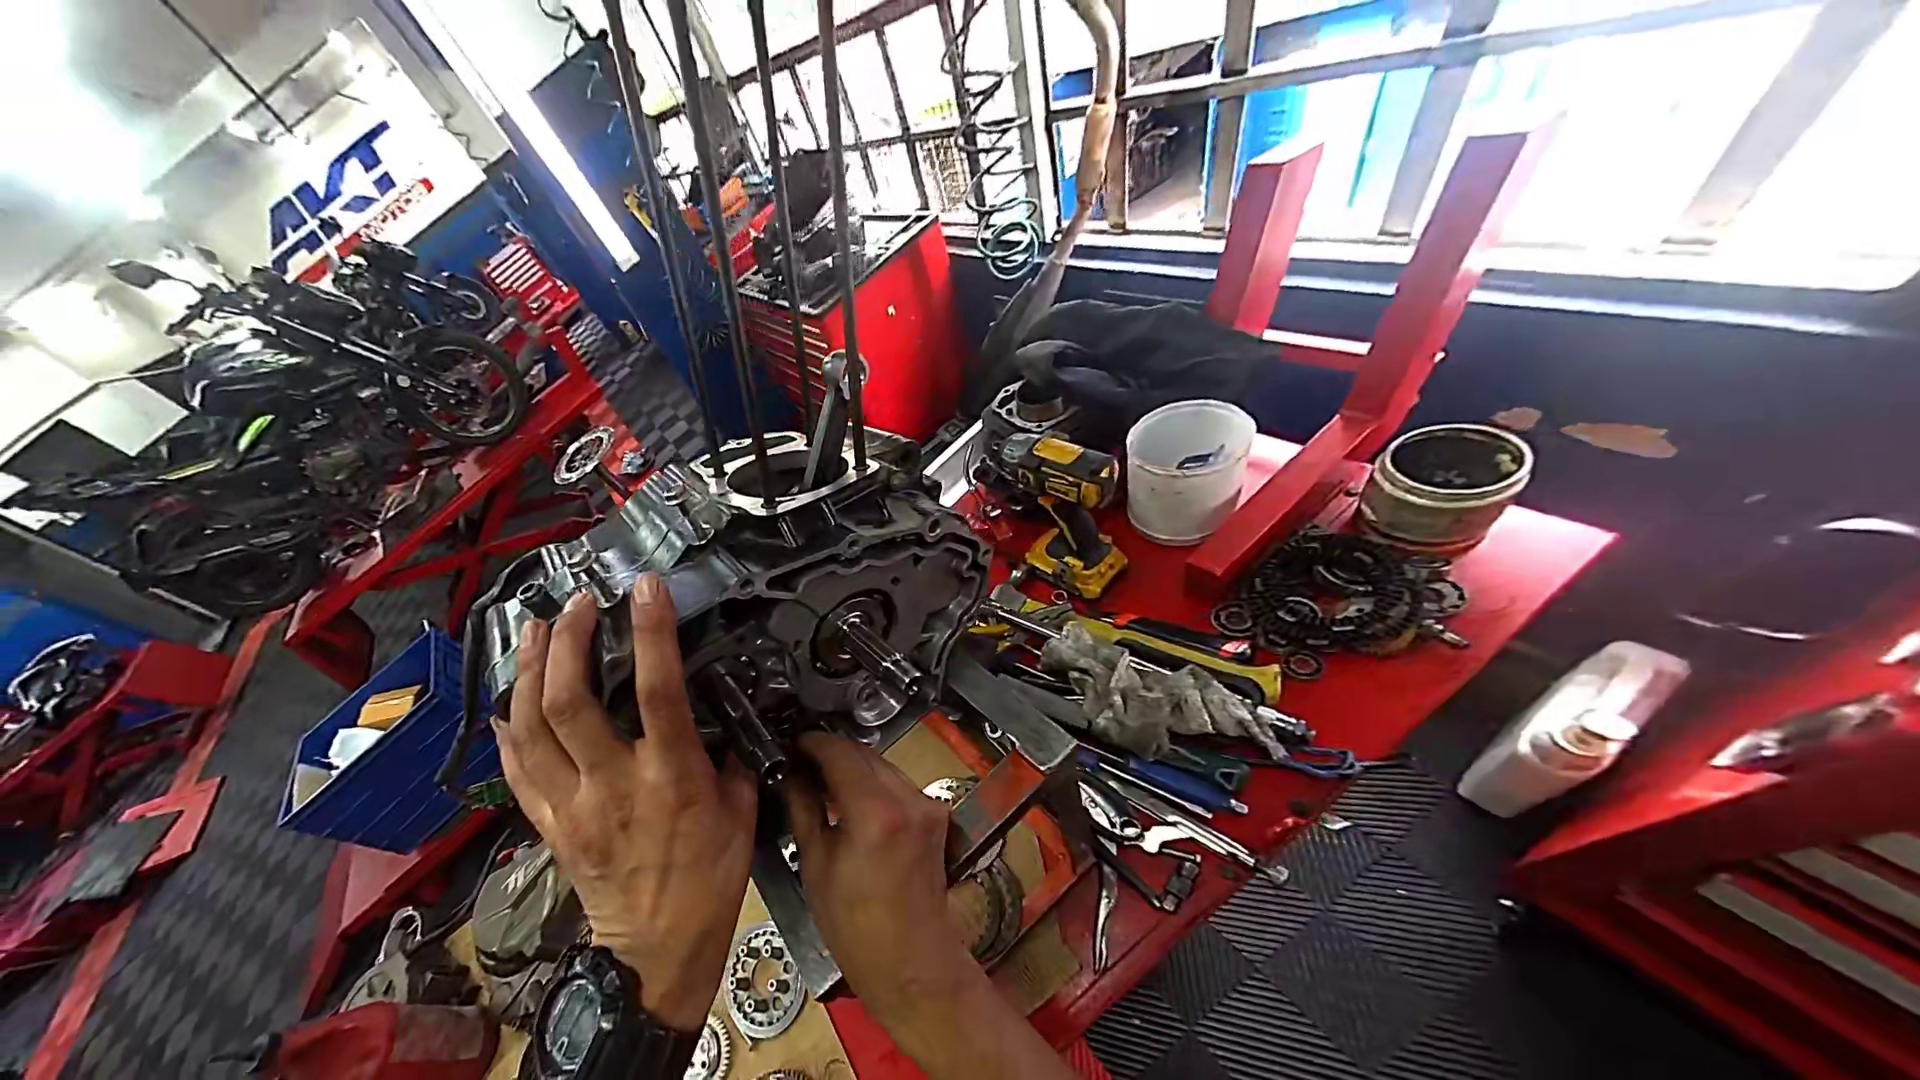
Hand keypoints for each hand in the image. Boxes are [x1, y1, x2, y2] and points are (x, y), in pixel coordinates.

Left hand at [494, 574, 756, 1032]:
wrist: (657, 947)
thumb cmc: (711, 876)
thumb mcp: (742, 808)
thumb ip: (727, 756)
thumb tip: (716, 718)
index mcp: (671, 775)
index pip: (657, 690)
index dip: (650, 632)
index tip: (644, 589)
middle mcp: (613, 782)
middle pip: (571, 701)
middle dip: (568, 642)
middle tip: (577, 604)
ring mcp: (571, 804)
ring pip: (531, 728)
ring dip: (529, 671)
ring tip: (535, 629)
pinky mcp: (548, 825)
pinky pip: (515, 770)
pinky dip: (507, 728)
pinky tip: (509, 698)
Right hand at [780, 734, 979, 1029]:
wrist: (910, 960)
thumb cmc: (856, 927)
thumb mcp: (816, 865)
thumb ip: (804, 809)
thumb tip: (791, 776)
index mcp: (875, 812)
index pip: (841, 753)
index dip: (813, 744)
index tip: (795, 745)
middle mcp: (908, 800)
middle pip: (865, 753)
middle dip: (833, 753)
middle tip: (803, 763)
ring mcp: (927, 805)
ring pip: (883, 764)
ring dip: (854, 766)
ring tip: (824, 783)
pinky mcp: (936, 813)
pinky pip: (899, 783)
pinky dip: (874, 783)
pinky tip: (853, 800)